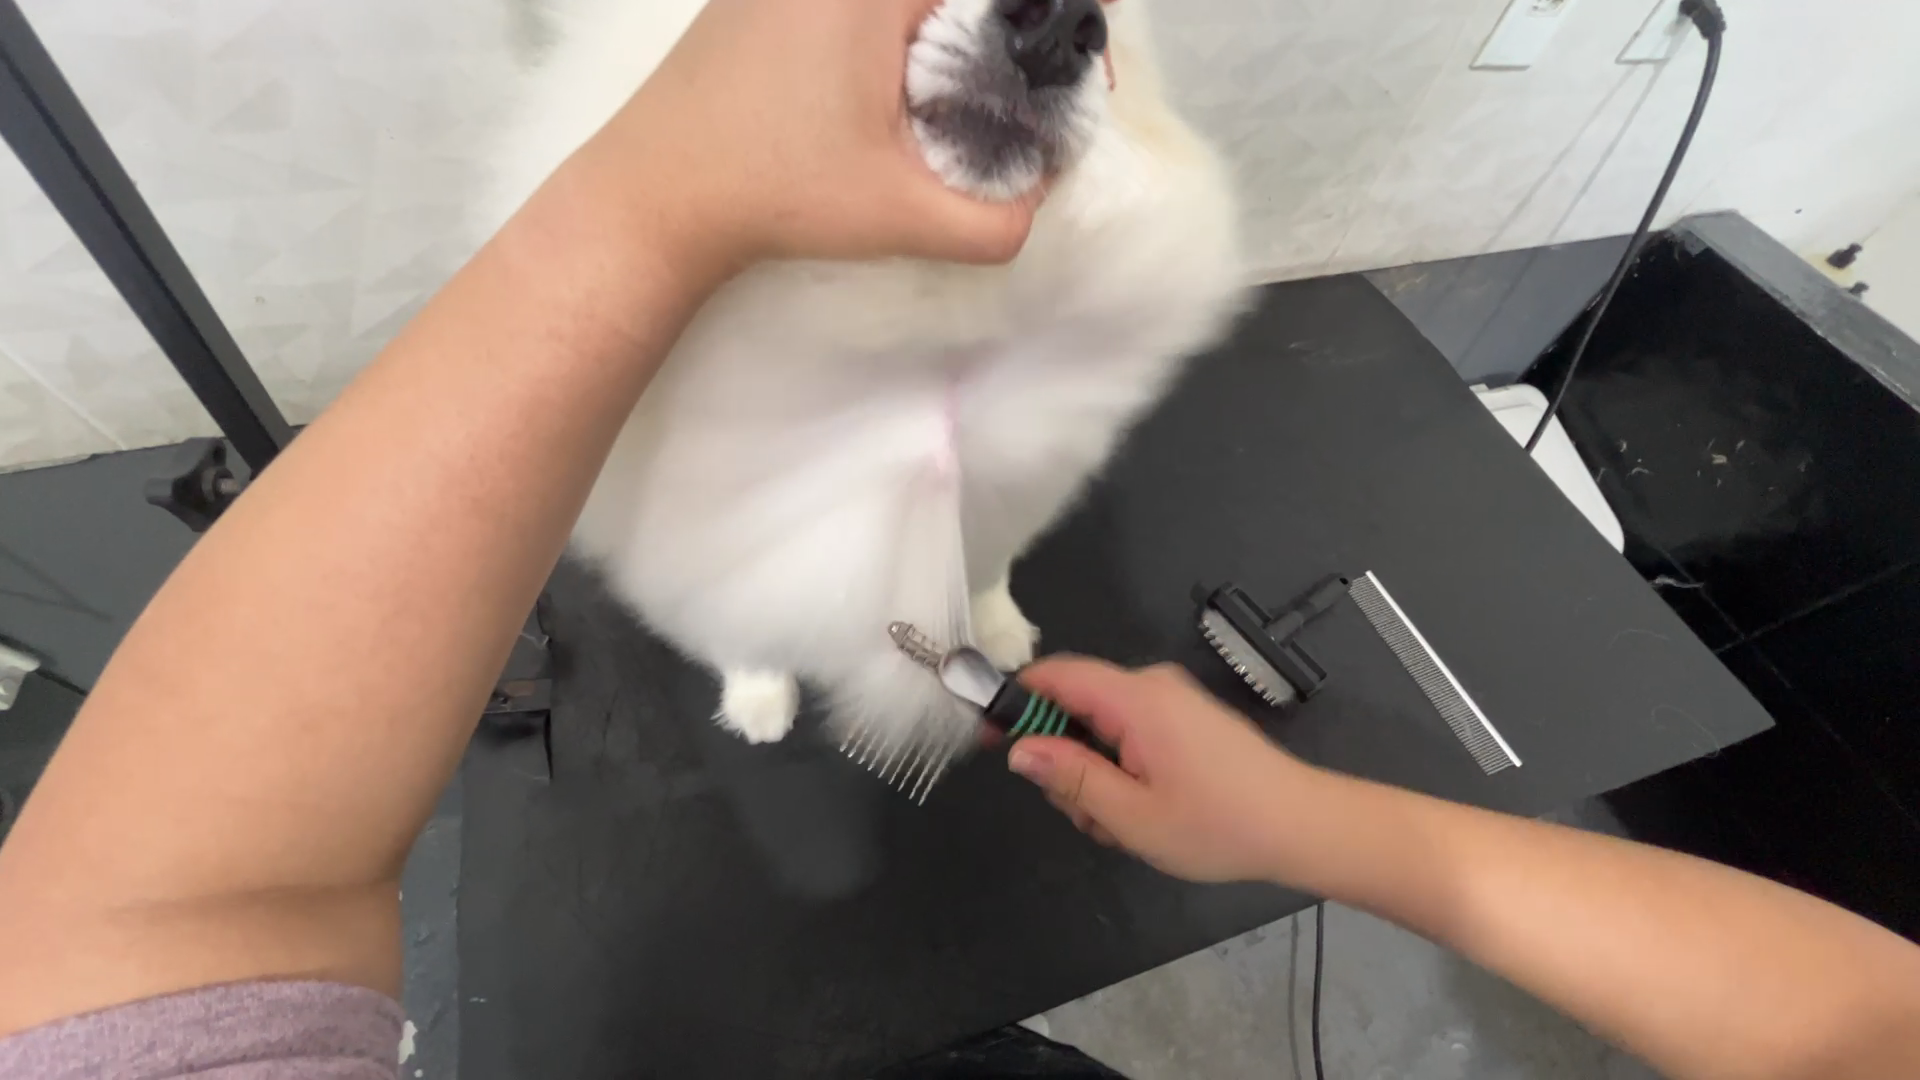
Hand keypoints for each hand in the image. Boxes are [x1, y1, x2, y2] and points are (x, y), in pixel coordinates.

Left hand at [584, 0, 1037, 275]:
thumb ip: (991, 224)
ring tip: (976, 99)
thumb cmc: (775, 192)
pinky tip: (908, 91)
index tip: (1080, 68)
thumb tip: (1034, 205)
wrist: (659, 194)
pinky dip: (911, 35)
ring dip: (961, 34)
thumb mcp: (899, 216)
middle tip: (1031, 95)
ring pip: (917, 2)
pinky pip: (870, 10)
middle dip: (1013, 29)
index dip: (1060, 19)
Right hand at [1007, 658, 1320, 882]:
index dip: (1015, 699)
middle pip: (1075, 705)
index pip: (1055, 675)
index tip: (990, 734)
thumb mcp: (1131, 815)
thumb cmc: (1218, 824)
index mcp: (1135, 699)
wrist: (1305, 826)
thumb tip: (1017, 749)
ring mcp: (1170, 700)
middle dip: (1064, 758)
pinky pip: (1129, 732)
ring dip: (1094, 773)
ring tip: (1120, 824)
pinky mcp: (1183, 718)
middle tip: (1082, 813)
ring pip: (1100, 726)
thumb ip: (1069, 777)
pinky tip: (1141, 811)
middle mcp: (1150, 686)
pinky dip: (1120, 768)